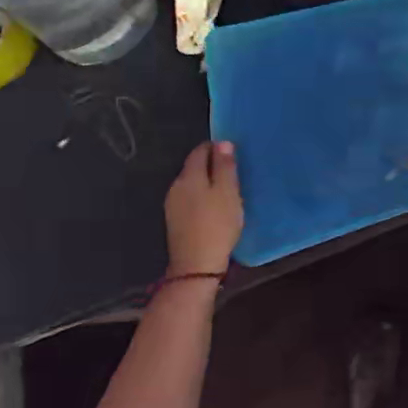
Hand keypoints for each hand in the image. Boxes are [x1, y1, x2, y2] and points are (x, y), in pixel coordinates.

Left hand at [164, 141, 243, 275]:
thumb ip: (225, 166)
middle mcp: (176, 186)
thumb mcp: (228, 191)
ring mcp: (173, 204)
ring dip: (208, 180)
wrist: (196, 264)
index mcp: (189, 176)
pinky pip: (190, 197)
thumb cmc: (218, 223)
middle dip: (212, 164)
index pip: (200, 151)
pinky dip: (202, 194)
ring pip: (192, 182)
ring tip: (227, 188)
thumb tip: (222, 142)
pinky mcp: (175, 219)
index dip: (216, 147)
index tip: (233, 153)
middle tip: (234, 171)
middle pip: (194, 166)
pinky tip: (214, 205)